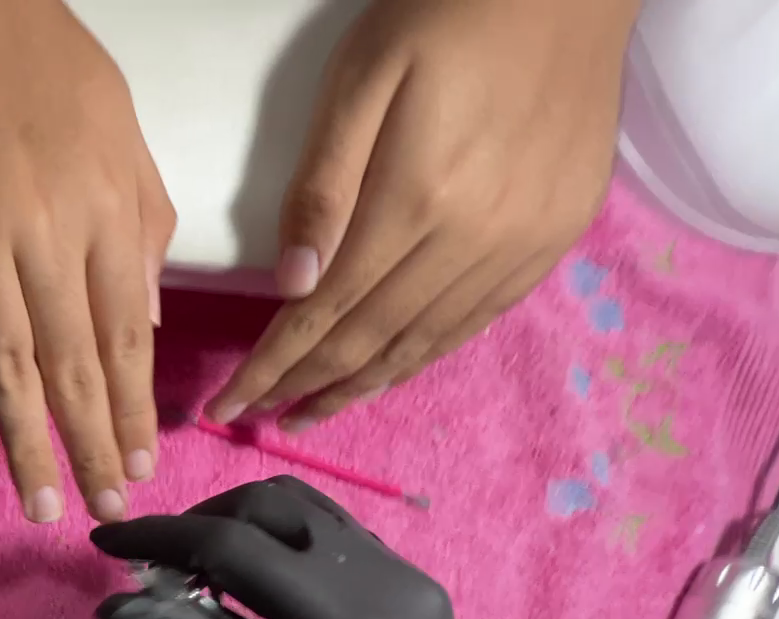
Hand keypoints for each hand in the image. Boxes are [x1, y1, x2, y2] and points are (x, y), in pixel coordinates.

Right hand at [0, 0, 174, 523]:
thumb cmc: (31, 64)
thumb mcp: (117, 131)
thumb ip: (140, 225)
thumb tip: (143, 317)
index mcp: (109, 209)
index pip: (127, 336)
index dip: (134, 411)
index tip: (140, 467)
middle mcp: (52, 233)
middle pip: (78, 365)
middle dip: (95, 447)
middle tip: (104, 512)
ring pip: (14, 362)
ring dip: (33, 443)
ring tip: (45, 503)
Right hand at [91, 477, 541, 618]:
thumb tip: (113, 604)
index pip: (235, 547)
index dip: (160, 537)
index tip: (105, 542)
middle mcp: (386, 578)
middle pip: (268, 507)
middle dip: (195, 525)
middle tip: (154, 569)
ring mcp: (403, 572)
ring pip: (298, 506)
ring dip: (232, 522)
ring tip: (195, 570)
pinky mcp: (405, 579)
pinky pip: (325, 528)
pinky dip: (271, 535)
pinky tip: (246, 576)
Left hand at [207, 0, 637, 430]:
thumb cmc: (441, 20)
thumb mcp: (358, 87)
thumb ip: (321, 192)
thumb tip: (289, 287)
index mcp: (413, 204)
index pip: (317, 318)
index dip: (267, 370)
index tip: (226, 408)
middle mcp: (471, 240)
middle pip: (362, 342)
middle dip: (299, 388)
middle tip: (256, 418)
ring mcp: (521, 244)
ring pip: (417, 347)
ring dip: (354, 390)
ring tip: (306, 417)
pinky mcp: (552, 237)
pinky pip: (470, 325)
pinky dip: (415, 361)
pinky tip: (380, 379)